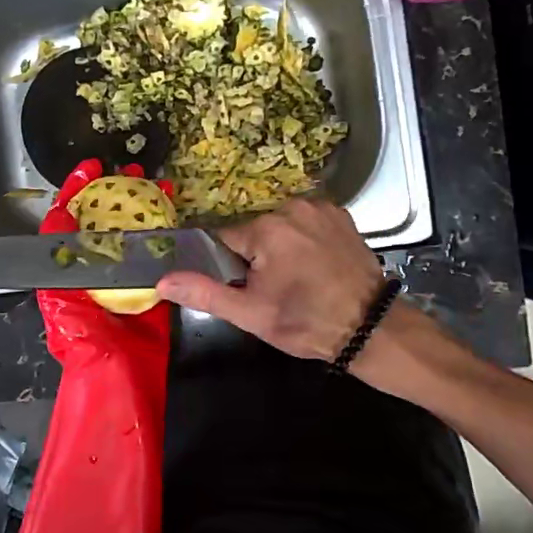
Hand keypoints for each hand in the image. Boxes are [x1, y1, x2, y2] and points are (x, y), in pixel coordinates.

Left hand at [36, 159, 175, 357]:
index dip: (78, 191)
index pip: (70, 220)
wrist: (119, 376)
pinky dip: (169, 229)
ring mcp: (127, 273)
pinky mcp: (155, 283)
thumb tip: (59, 215)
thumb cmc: (84, 342)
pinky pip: (161, 251)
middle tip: (133, 168)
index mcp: (70, 268)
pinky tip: (176, 211)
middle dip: (118, 190)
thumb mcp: (62, 300)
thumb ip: (60, 261)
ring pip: (135, 229)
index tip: (91, 167)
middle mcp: (98, 266)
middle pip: (106, 218)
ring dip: (145, 203)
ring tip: (158, 181)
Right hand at [156, 199, 386, 361]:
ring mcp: (321, 208)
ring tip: (302, 278)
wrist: (369, 326)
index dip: (234, 266)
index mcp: (266, 228)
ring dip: (284, 246)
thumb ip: (205, 292)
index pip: (227, 239)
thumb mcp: (251, 314)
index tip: (250, 286)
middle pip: (257, 231)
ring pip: (283, 225)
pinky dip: (307, 239)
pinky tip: (319, 264)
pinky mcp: (342, 214)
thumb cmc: (305, 322)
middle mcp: (293, 207)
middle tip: (279, 288)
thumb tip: (163, 280)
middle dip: (260, 256)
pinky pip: (308, 222)